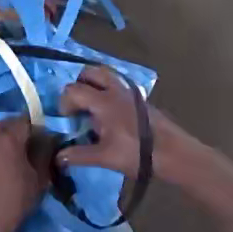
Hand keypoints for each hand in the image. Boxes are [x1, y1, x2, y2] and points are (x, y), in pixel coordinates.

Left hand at [0, 116, 47, 231]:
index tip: (37, 143)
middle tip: (19, 154)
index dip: (33, 130)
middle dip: (13, 134)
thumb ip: (44, 153)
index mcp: (8, 138)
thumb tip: (46, 139)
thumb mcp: (39, 179)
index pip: (24, 120)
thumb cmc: (14, 202)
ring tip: (0, 164)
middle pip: (3, 126)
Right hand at [57, 66, 190, 178]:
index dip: (64, 103)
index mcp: (104, 102)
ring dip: (94, 85)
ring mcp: (130, 92)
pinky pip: (118, 86)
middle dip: (78, 85)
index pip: (74, 90)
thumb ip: (78, 155)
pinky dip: (107, 92)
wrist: (173, 153)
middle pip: (91, 73)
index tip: (67, 120)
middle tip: (76, 105)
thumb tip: (59, 157)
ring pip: (106, 76)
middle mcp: (116, 90)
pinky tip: (109, 115)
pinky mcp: (140, 99)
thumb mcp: (104, 158)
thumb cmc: (137, 154)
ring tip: (91, 108)